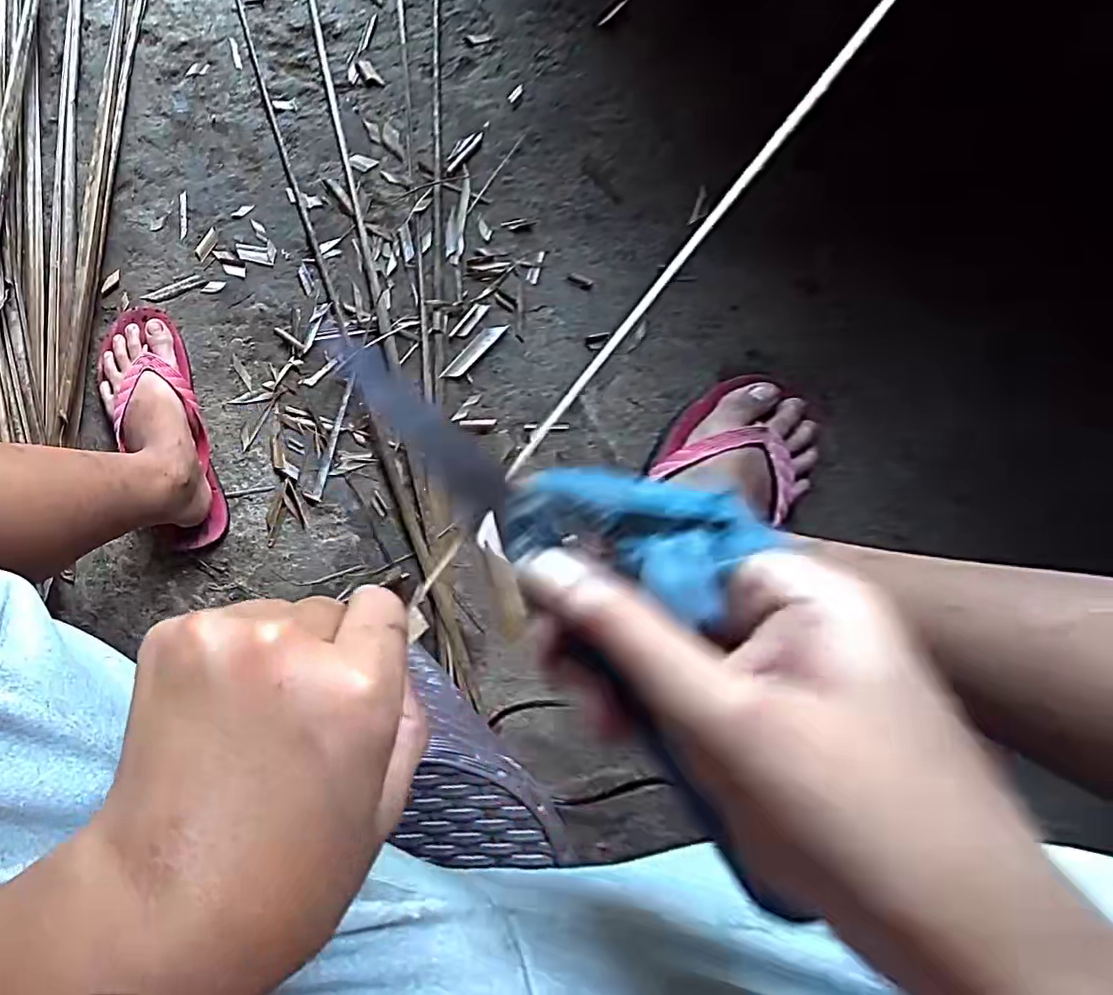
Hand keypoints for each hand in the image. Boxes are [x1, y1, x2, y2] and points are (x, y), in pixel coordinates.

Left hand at [85, 588, 425, 994]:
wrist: (169, 895)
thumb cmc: (286, 873)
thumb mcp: (380, 807)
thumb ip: (404, 718)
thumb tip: (394, 661)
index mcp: (353, 686)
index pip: (379, 606)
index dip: (372, 636)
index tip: (357, 659)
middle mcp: (286, 643)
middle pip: (320, 612)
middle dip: (317, 650)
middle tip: (290, 714)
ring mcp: (218, 633)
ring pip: (265, 615)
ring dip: (263, 651)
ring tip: (242, 718)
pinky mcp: (167, 635)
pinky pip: (214, 627)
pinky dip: (216, 656)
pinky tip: (204, 711)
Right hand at [518, 547, 1112, 994]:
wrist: (950, 941)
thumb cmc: (845, 810)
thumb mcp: (716, 711)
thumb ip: (620, 628)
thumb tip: (535, 562)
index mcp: (790, 590)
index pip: (663, 539)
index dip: (589, 551)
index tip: (529, 580)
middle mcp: (771, 613)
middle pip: (643, 592)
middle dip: (593, 633)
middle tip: (553, 668)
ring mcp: (754, 661)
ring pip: (642, 640)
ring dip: (604, 674)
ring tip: (598, 720)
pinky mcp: (740, 704)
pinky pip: (660, 680)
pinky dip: (629, 701)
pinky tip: (620, 732)